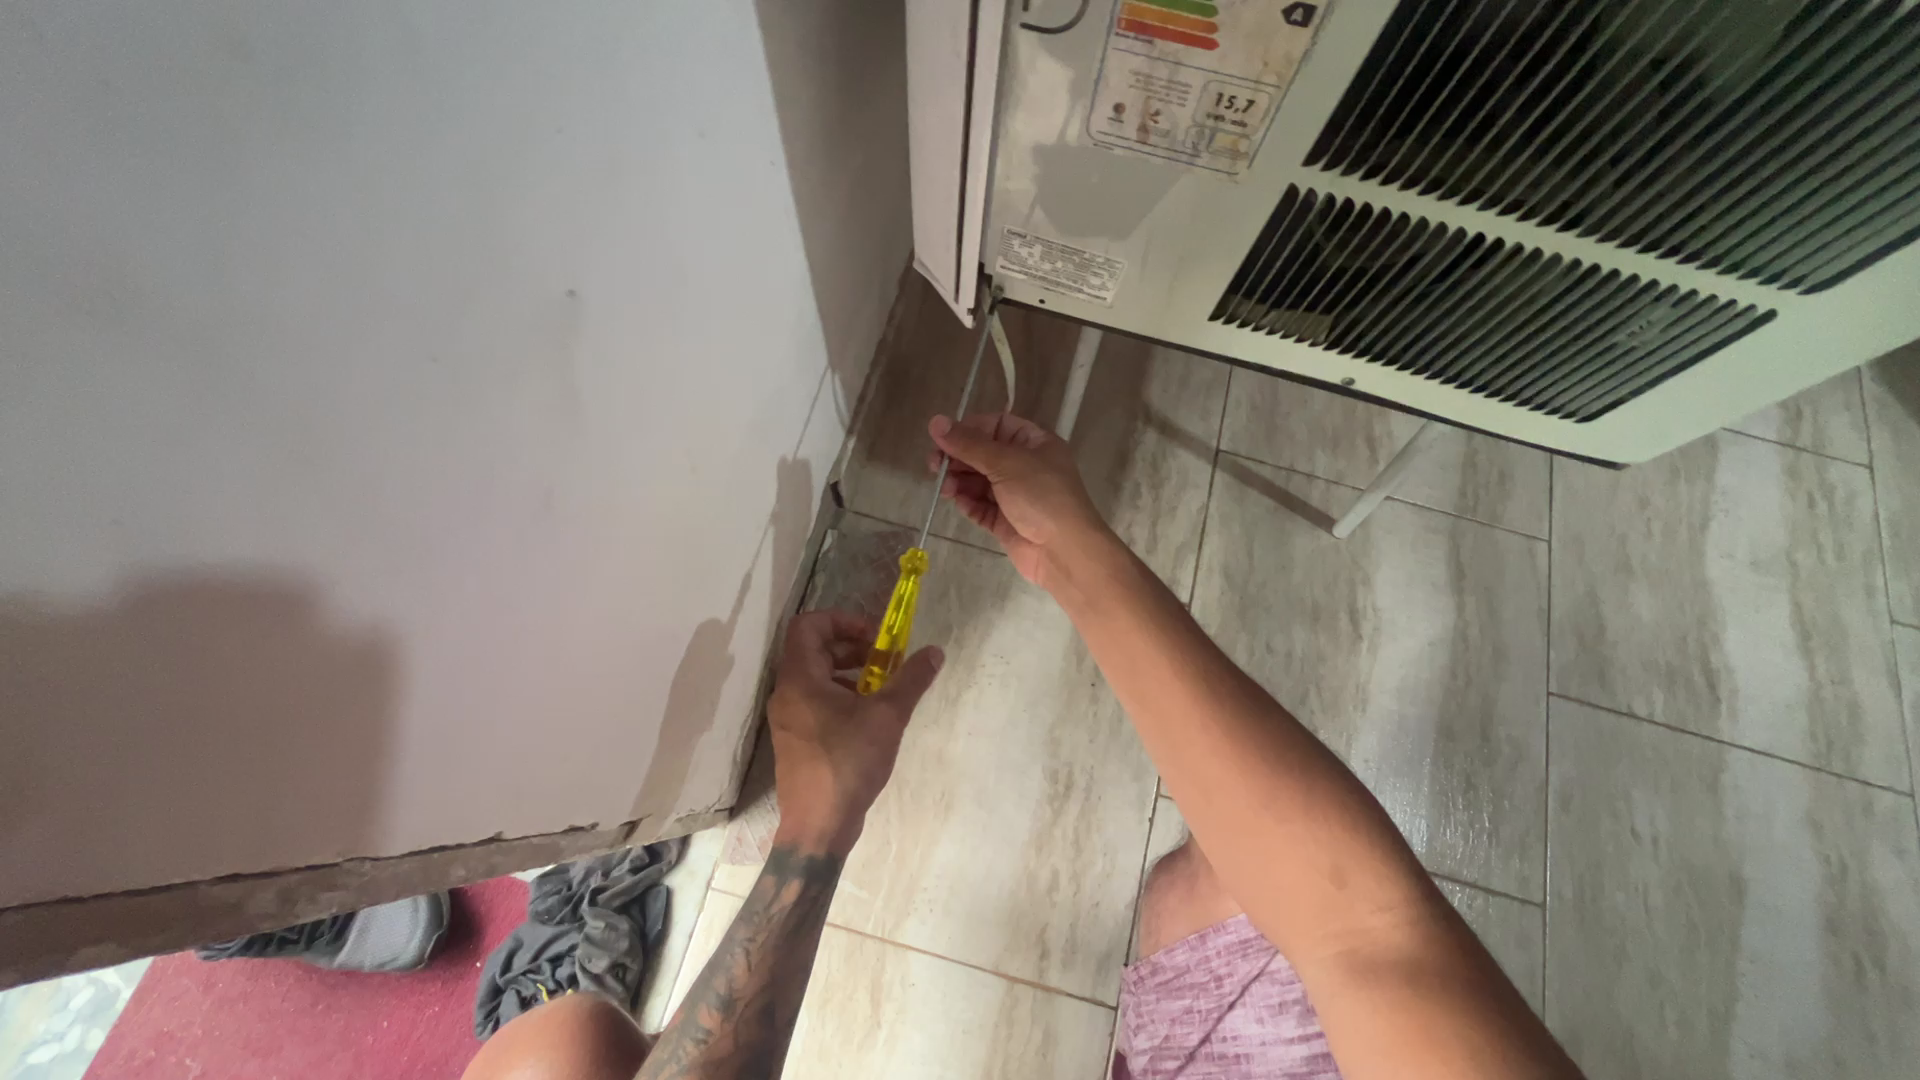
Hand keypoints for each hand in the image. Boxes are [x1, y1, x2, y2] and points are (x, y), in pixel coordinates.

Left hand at [765, 610, 942, 853]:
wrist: (819, 826)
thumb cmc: (849, 763)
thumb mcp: (888, 716)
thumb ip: (911, 679)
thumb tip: (934, 651)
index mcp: (800, 679)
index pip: (809, 625)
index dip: (843, 620)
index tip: (876, 637)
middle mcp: (788, 692)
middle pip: (814, 649)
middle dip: (853, 647)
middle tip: (886, 661)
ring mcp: (789, 717)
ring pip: (816, 676)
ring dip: (850, 672)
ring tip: (884, 688)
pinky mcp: (797, 739)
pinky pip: (816, 700)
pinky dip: (842, 695)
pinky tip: (871, 717)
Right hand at [927, 412, 1112, 589]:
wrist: (1063, 551)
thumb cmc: (1041, 496)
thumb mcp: (1006, 463)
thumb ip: (968, 444)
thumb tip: (935, 422)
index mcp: (1034, 443)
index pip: (996, 425)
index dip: (969, 430)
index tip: (944, 439)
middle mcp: (1025, 466)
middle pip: (983, 454)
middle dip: (958, 458)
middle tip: (935, 466)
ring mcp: (1015, 495)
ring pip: (979, 481)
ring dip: (959, 481)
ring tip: (946, 488)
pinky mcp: (1005, 521)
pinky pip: (980, 506)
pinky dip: (967, 502)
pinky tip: (958, 502)